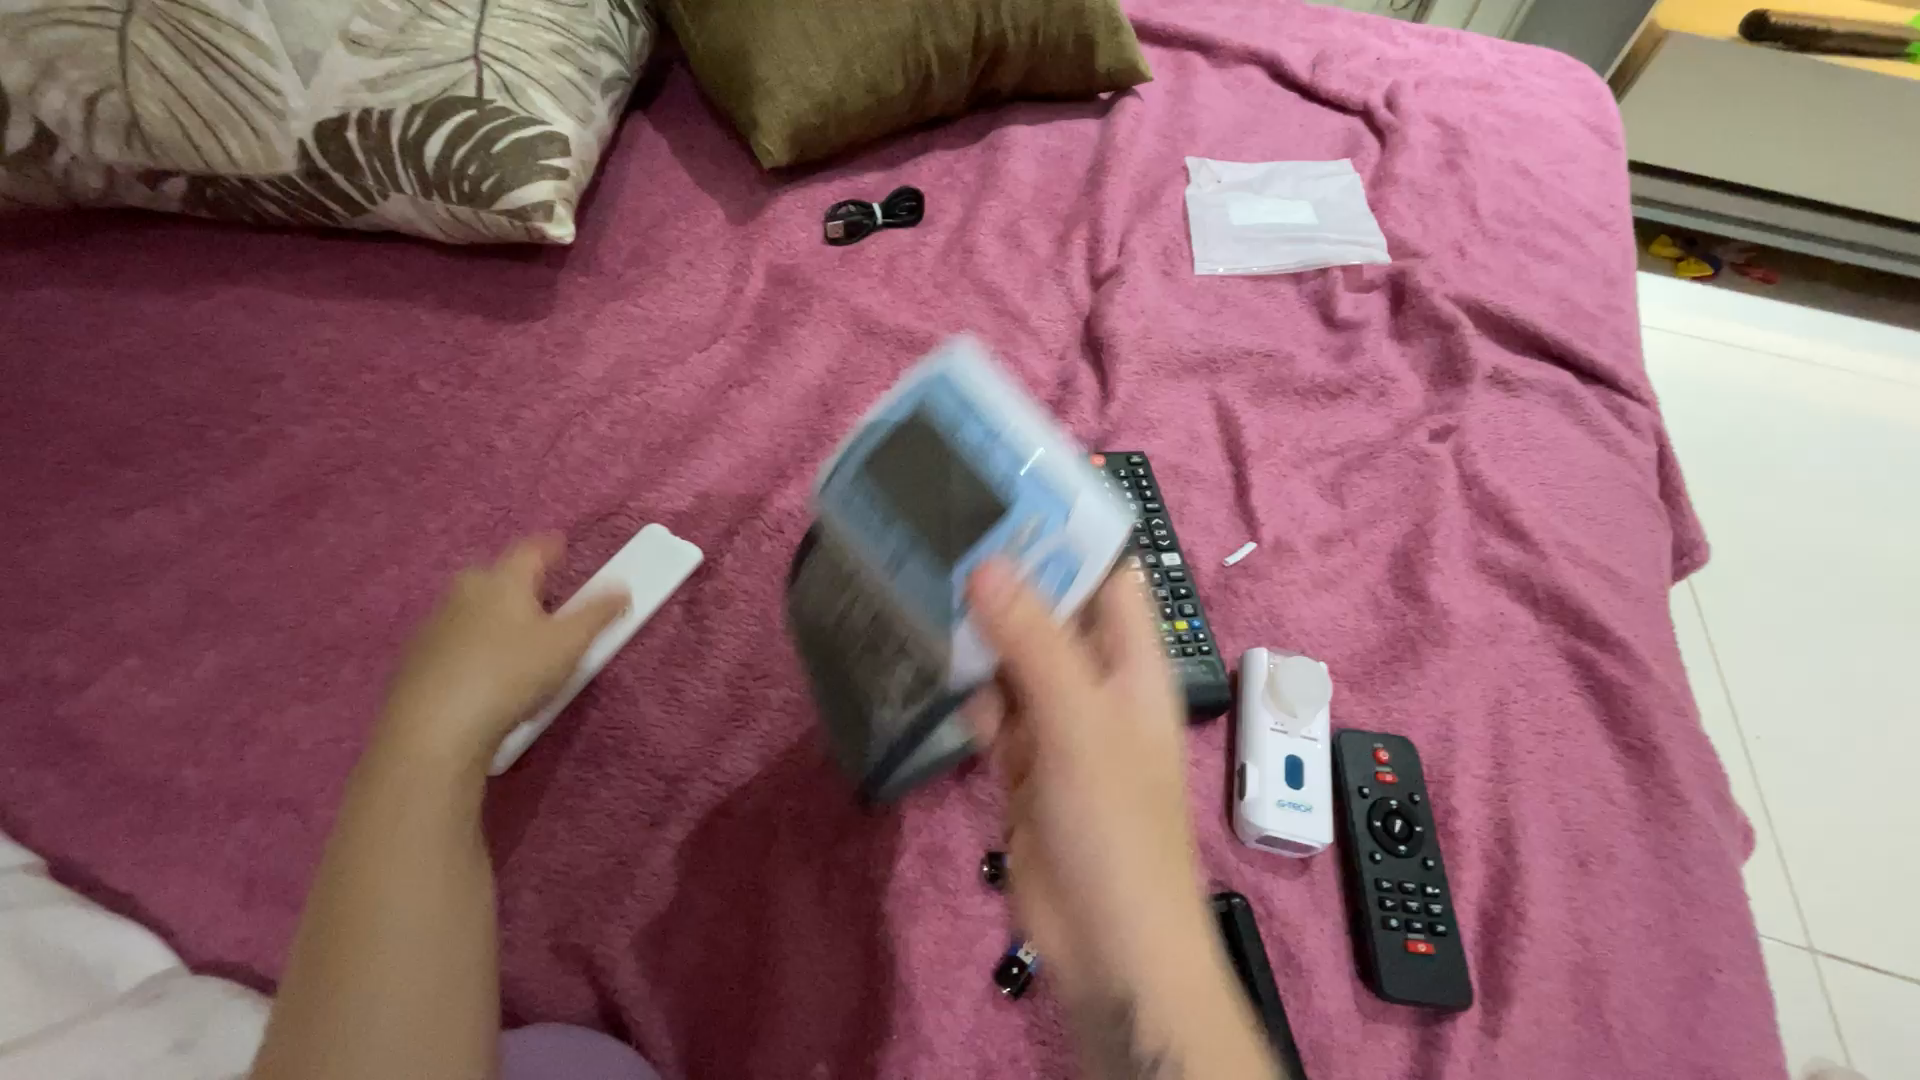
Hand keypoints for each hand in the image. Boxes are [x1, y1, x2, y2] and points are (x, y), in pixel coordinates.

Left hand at [376, 535, 628, 773]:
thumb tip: (623, 587)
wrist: (434, 730)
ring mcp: (435, 624)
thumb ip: (599, 612)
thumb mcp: (570, 645)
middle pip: (497, 575)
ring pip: (474, 607)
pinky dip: (474, 644)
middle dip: (522, 583)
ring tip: (519, 641)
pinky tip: (487, 672)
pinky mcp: (416, 657)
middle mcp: (465, 592)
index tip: (564, 548)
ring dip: (496, 615)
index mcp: (503, 580)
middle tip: (546, 600)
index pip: (532, 549)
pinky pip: (456, 638)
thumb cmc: (512, 674)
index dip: (552, 547)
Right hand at [965, 559, 1215, 1003]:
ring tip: (931, 588)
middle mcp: (1097, 683)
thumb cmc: (1114, 823)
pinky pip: (996, 709)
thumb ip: (1034, 643)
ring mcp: (1059, 724)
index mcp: (1131, 663)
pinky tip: (945, 674)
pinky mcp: (1024, 762)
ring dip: (982, 637)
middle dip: (1008, 582)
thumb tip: (986, 566)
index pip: (1108, 576)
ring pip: (1015, 660)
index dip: (1071, 533)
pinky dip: (975, 695)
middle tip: (949, 535)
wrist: (1106, 943)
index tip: (1014, 495)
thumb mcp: (1078, 722)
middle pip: (1052, 613)